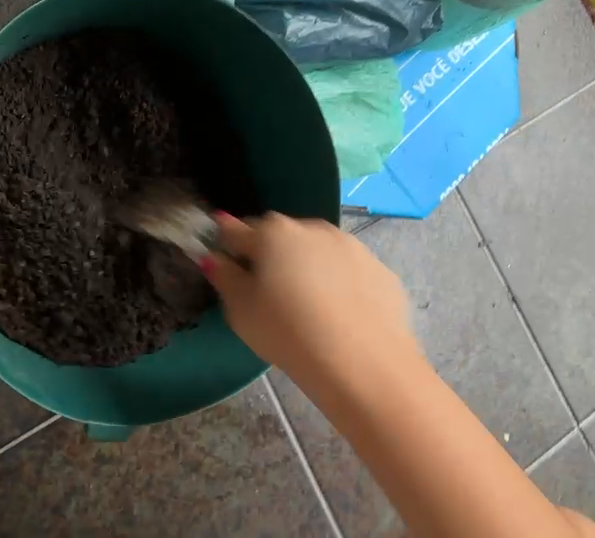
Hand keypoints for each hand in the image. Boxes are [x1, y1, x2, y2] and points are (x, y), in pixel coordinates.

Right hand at [205, 212, 420, 384]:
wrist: (365, 365)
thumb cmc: (289, 334)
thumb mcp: (241, 311)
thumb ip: (223, 277)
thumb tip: (214, 257)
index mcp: (271, 232)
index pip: (234, 229)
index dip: (226, 246)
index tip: (226, 264)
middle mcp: (310, 227)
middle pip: (278, 235)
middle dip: (270, 255)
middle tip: (268, 294)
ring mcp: (350, 245)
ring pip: (317, 250)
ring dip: (307, 267)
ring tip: (309, 308)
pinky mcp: (380, 269)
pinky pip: (348, 270)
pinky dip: (340, 284)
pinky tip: (341, 317)